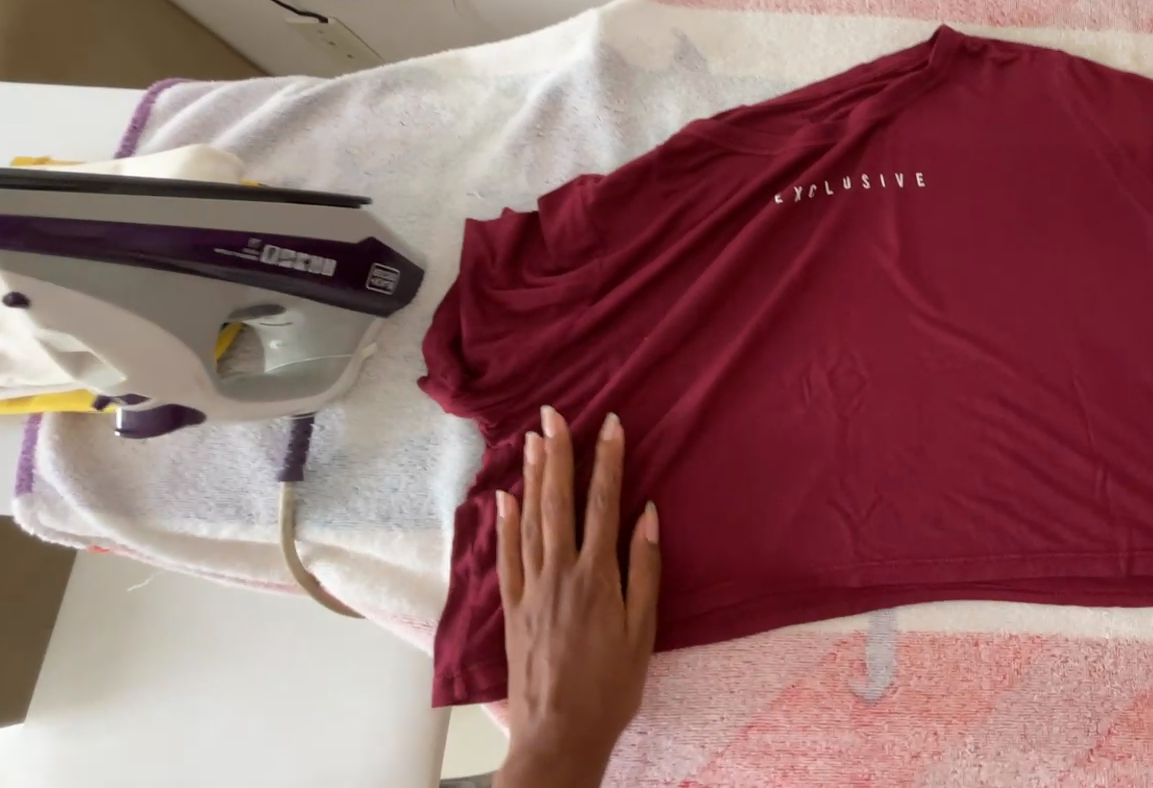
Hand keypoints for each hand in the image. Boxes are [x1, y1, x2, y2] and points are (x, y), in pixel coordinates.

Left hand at [494, 406, 659, 787]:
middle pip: (558, 502)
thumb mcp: (643, 629)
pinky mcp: (511, 608)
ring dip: (532, 477)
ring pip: (529, 521)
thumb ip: (644, 569)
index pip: (603, 504)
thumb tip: (648, 514)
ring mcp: (530, 588)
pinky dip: (504, 524)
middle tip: (553, 415)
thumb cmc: (612, 684)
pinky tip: (503, 497)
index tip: (610, 423)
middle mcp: (559, 572)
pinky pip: (506, 557)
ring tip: (532, 440)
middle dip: (559, 454)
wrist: (558, 737)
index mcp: (596, 575)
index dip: (607, 460)